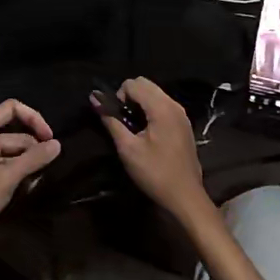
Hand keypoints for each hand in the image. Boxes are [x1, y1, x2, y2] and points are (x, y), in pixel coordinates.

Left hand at [0, 100, 59, 253]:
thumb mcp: (6, 178)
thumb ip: (33, 159)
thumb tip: (58, 144)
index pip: (11, 108)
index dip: (33, 118)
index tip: (49, 138)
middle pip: (16, 133)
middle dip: (34, 148)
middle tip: (48, 167)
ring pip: (14, 152)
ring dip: (28, 164)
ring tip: (37, 181)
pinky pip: (8, 166)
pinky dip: (20, 174)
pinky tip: (28, 188)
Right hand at [95, 77, 210, 223]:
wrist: (185, 195)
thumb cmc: (154, 173)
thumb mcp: (128, 149)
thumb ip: (111, 121)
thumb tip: (94, 99)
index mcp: (162, 108)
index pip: (134, 84)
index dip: (119, 96)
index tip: (116, 118)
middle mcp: (174, 104)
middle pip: (146, 84)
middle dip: (129, 96)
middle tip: (122, 120)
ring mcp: (181, 113)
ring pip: (155, 93)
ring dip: (139, 102)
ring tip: (132, 127)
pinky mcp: (184, 123)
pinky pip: (163, 104)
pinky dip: (150, 109)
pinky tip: (146, 131)